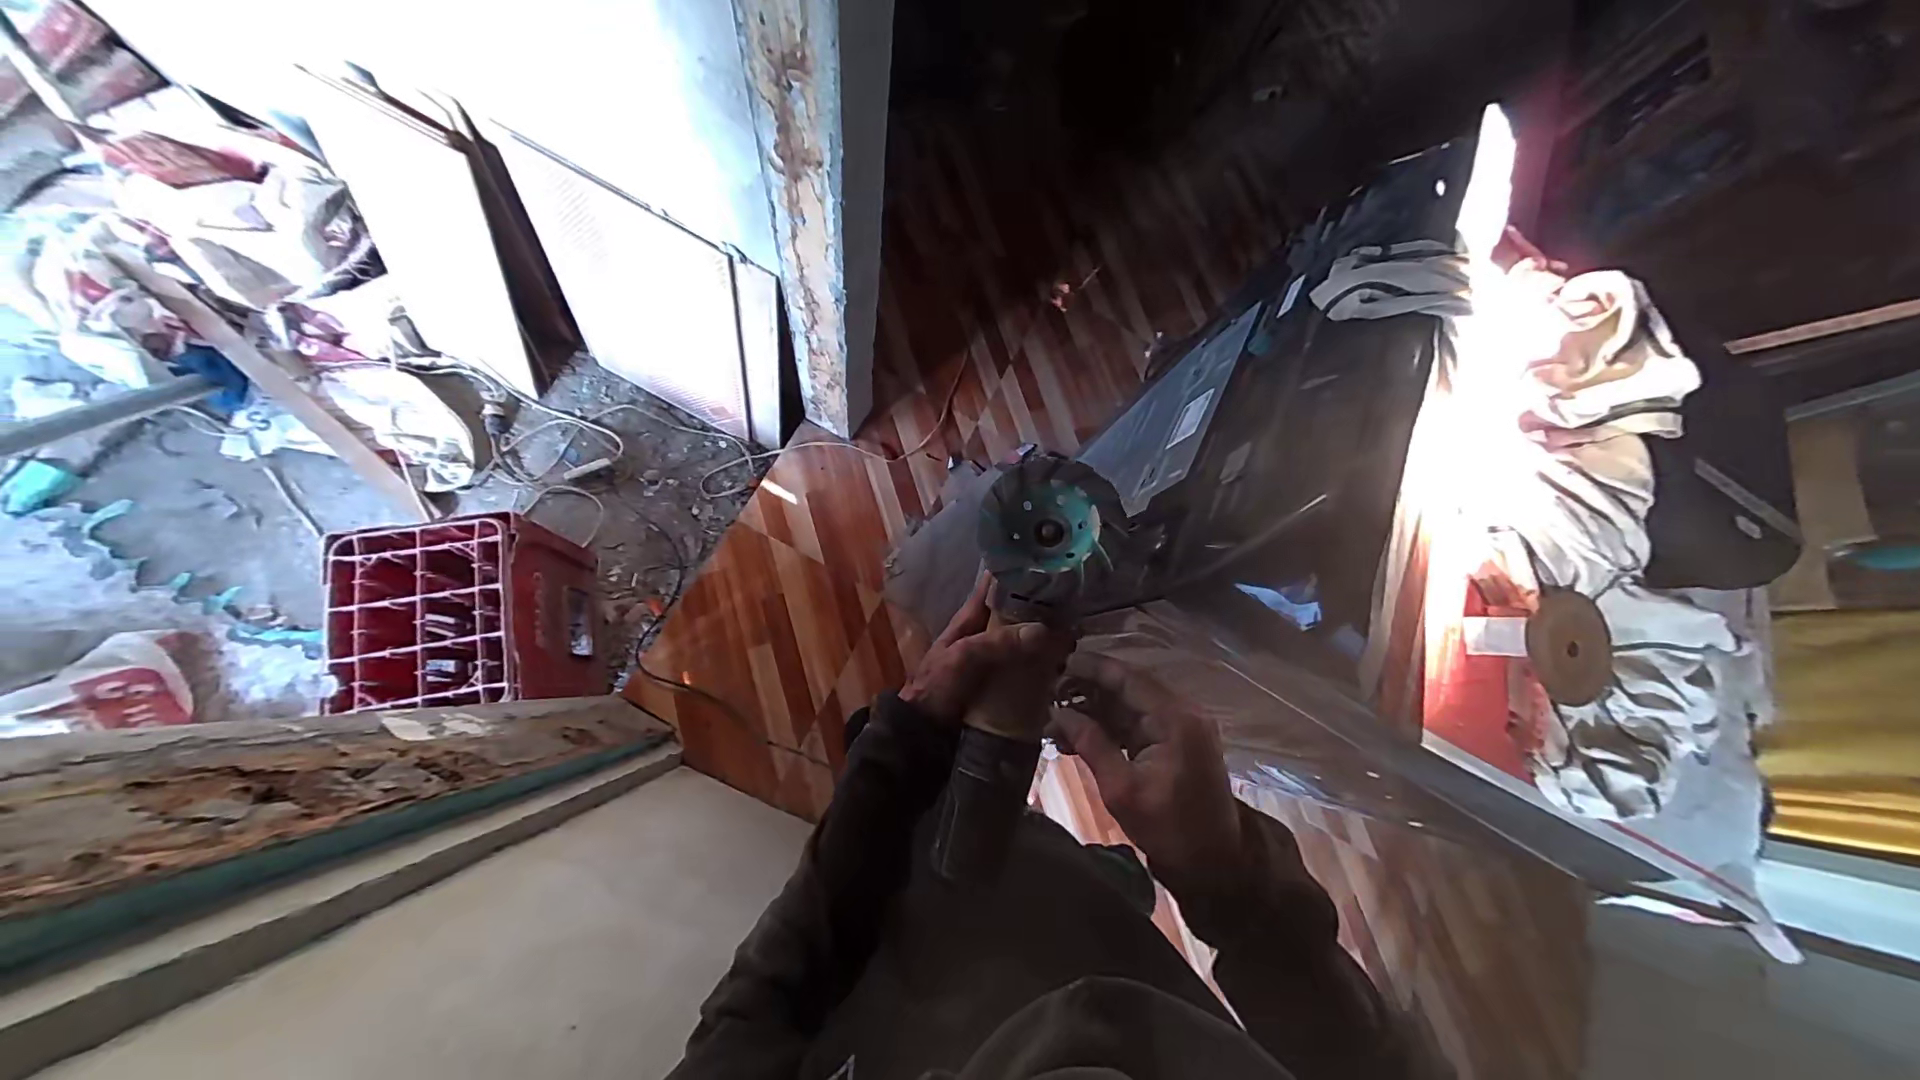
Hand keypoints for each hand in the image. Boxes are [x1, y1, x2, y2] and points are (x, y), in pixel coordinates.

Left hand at [899, 574, 1074, 722]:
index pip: (997, 585)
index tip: (1052, 567)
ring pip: (1028, 640)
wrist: (924, 734)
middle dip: (1044, 609)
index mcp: (971, 618)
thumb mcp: (963, 657)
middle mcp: (987, 633)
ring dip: (1049, 638)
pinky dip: (1046, 665)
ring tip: (1076, 636)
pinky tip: (1065, 665)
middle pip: (1019, 613)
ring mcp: (998, 659)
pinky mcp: (1007, 683)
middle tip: (1076, 607)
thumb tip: (1045, 631)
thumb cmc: (937, 686)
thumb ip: (999, 642)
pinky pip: (1030, 667)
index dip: (1021, 573)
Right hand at [1048, 651, 1243, 893]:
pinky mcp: (1173, 742)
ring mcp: (1179, 726)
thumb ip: (1090, 743)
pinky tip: (1076, 734)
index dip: (1091, 668)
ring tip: (1054, 718)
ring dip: (1094, 709)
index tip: (1056, 664)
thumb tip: (1056, 713)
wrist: (1215, 865)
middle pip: (1127, 687)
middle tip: (1047, 694)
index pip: (1128, 677)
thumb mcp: (1122, 788)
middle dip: (1087, 689)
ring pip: (1128, 704)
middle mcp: (1181, 712)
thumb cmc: (1170, 828)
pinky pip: (1134, 722)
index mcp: (1175, 717)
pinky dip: (1107, 726)